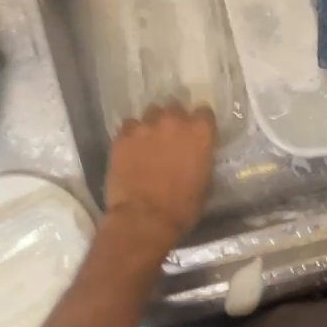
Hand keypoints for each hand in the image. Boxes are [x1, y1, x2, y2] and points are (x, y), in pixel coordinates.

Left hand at [104, 102, 216, 241]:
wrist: (144, 219)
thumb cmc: (182, 207)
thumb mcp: (204, 181)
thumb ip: (200, 156)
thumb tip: (195, 152)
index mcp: (199, 132)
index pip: (204, 111)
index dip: (200, 123)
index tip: (197, 134)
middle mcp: (173, 121)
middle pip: (175, 107)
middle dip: (174, 119)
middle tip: (171, 137)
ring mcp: (144, 126)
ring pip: (149, 113)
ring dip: (152, 125)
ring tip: (148, 141)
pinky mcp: (122, 136)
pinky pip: (128, 127)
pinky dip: (131, 135)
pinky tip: (131, 150)